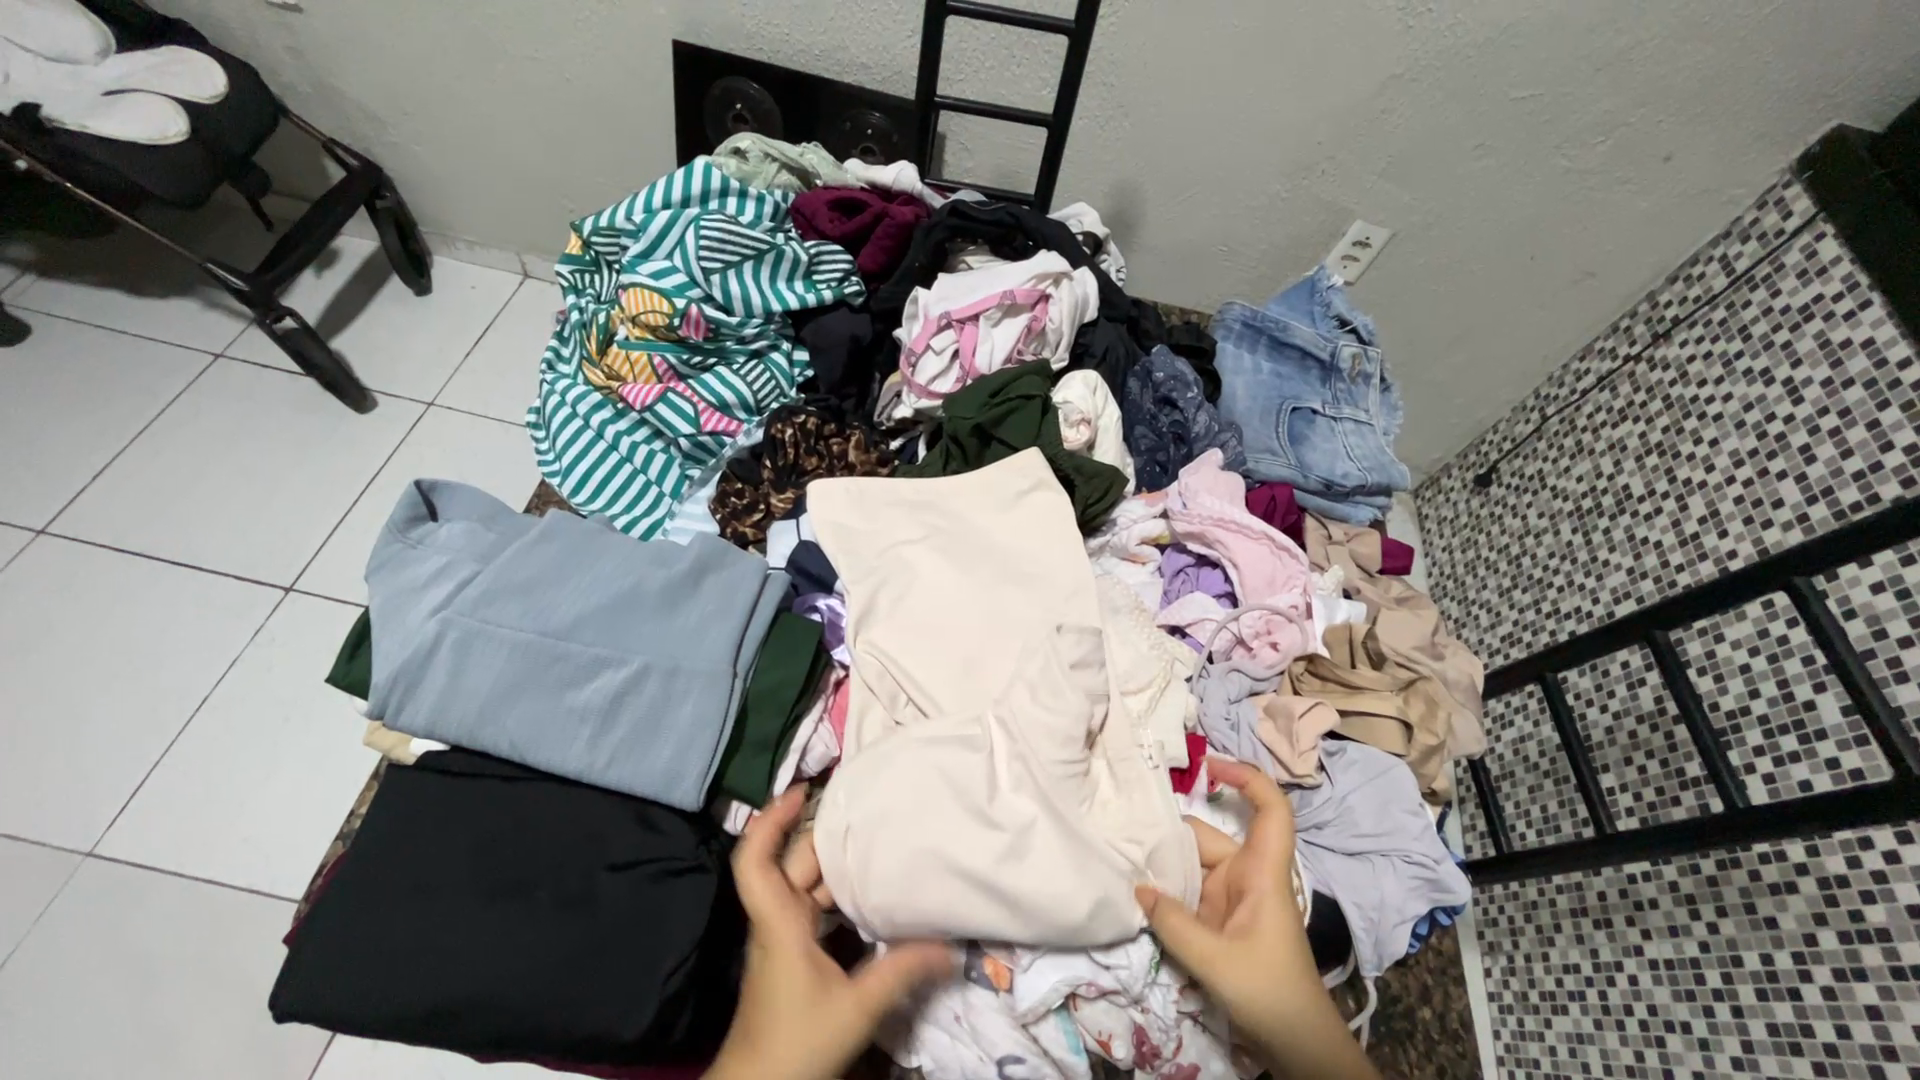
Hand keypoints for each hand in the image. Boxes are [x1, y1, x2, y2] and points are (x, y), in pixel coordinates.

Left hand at [706, 787, 952, 1079]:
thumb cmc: (797, 1044)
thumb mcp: (857, 1007)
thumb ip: (902, 971)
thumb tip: (951, 947)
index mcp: (779, 922)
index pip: (755, 859)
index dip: (771, 820)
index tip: (801, 790)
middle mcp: (776, 921)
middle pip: (791, 864)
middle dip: (822, 834)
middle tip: (866, 812)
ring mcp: (781, 938)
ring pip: (801, 885)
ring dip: (830, 863)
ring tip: (874, 841)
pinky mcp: (791, 956)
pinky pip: (810, 908)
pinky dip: (834, 892)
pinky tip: (866, 892)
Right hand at [1136, 757, 1379, 1079]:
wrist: (1296, 1043)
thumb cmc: (1271, 993)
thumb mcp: (1216, 961)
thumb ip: (1173, 922)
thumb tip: (1137, 887)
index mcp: (1262, 873)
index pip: (1270, 810)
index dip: (1248, 779)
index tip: (1210, 766)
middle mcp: (1246, 876)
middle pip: (1207, 837)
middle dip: (1170, 834)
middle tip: (1124, 834)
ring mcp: (1231, 898)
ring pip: (1191, 864)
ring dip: (1162, 866)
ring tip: (1120, 861)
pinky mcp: (1218, 920)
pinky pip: (1187, 891)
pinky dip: (1164, 890)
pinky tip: (1135, 893)